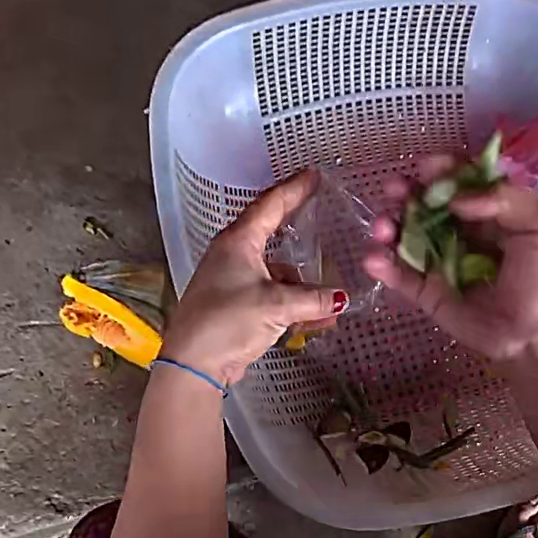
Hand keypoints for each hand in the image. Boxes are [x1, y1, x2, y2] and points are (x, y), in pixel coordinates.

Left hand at [160, 170, 348, 386]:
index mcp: (238, 243)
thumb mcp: (277, 306)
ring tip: (331, 300)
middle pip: (274, 237)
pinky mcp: (238, 306)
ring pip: (279, 275)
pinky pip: (275, 298)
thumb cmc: (228, 321)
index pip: (270, 206)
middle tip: (321, 215)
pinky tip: (318, 320)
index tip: (314, 176)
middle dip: (299, 231)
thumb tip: (341, 299)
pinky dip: (296, 306)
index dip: (294, 190)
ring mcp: (235, 282)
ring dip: (304, 286)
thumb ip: (314, 299)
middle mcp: (235, 256)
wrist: (195, 362)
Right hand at [360, 158, 537, 371]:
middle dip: (405, 193)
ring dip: (388, 226)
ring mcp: (442, 264)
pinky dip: (383, 265)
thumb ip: (505, 199)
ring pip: (407, 237)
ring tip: (382, 228)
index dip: (440, 171)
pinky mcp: (429, 294)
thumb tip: (456, 199)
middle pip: (425, 205)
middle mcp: (462, 234)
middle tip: (393, 191)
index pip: (459, 183)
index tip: (426, 169)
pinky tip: (374, 258)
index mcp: (490, 213)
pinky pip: (401, 276)